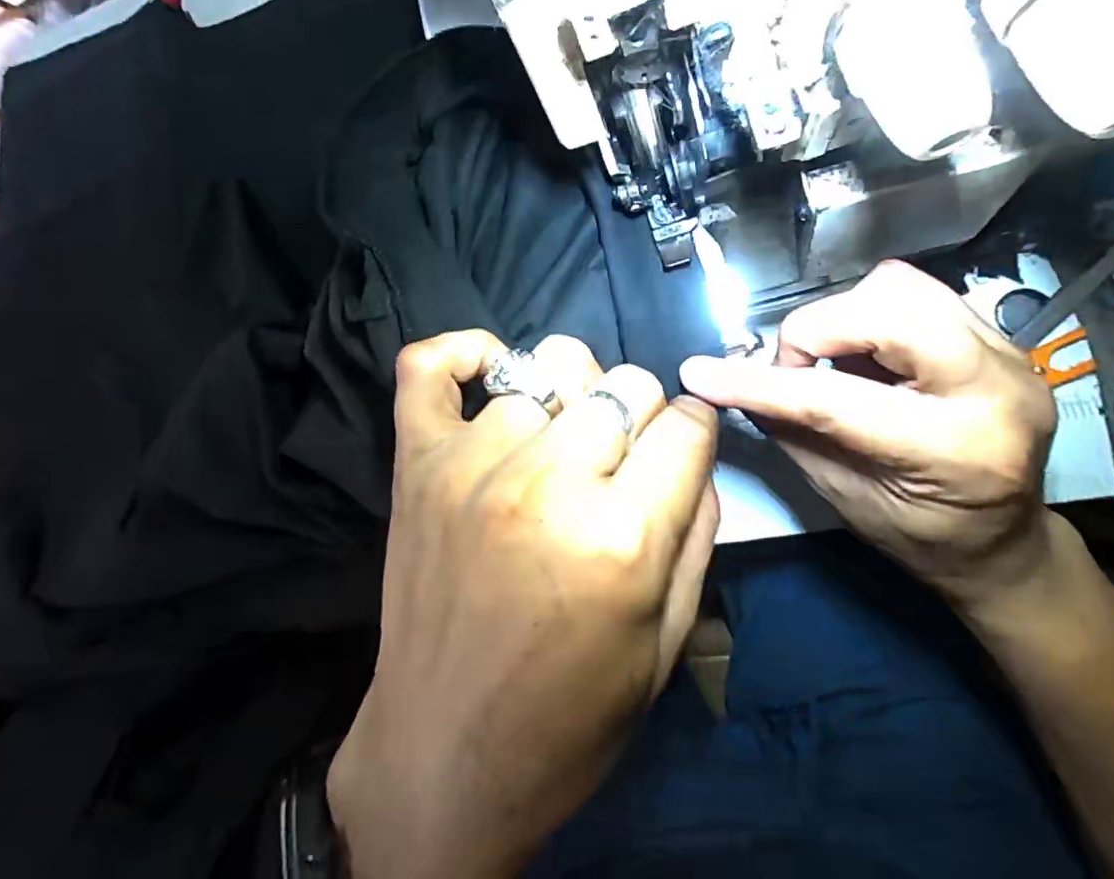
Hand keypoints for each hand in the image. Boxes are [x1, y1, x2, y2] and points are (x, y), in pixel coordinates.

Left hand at [327, 330, 720, 878]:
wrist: (446, 760)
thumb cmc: (573, 714)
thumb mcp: (670, 638)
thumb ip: (698, 530)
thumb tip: (694, 453)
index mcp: (622, 535)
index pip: (687, 423)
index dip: (694, 435)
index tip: (680, 455)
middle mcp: (549, 483)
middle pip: (626, 384)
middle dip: (641, 419)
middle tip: (621, 465)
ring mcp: (473, 465)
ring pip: (549, 368)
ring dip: (570, 402)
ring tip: (560, 449)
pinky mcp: (415, 464)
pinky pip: (430, 366)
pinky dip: (464, 354)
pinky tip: (492, 372)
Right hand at [678, 260, 1056, 609]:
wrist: (1005, 544)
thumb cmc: (923, 539)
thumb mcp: (846, 498)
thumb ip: (793, 433)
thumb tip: (738, 383)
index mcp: (954, 451)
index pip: (836, 399)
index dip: (759, 383)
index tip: (703, 373)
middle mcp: (994, 389)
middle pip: (885, 308)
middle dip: (816, 329)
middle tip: (796, 370)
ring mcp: (1007, 354)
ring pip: (901, 286)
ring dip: (846, 317)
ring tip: (836, 362)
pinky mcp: (1002, 338)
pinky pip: (920, 293)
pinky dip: (875, 315)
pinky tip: (870, 356)